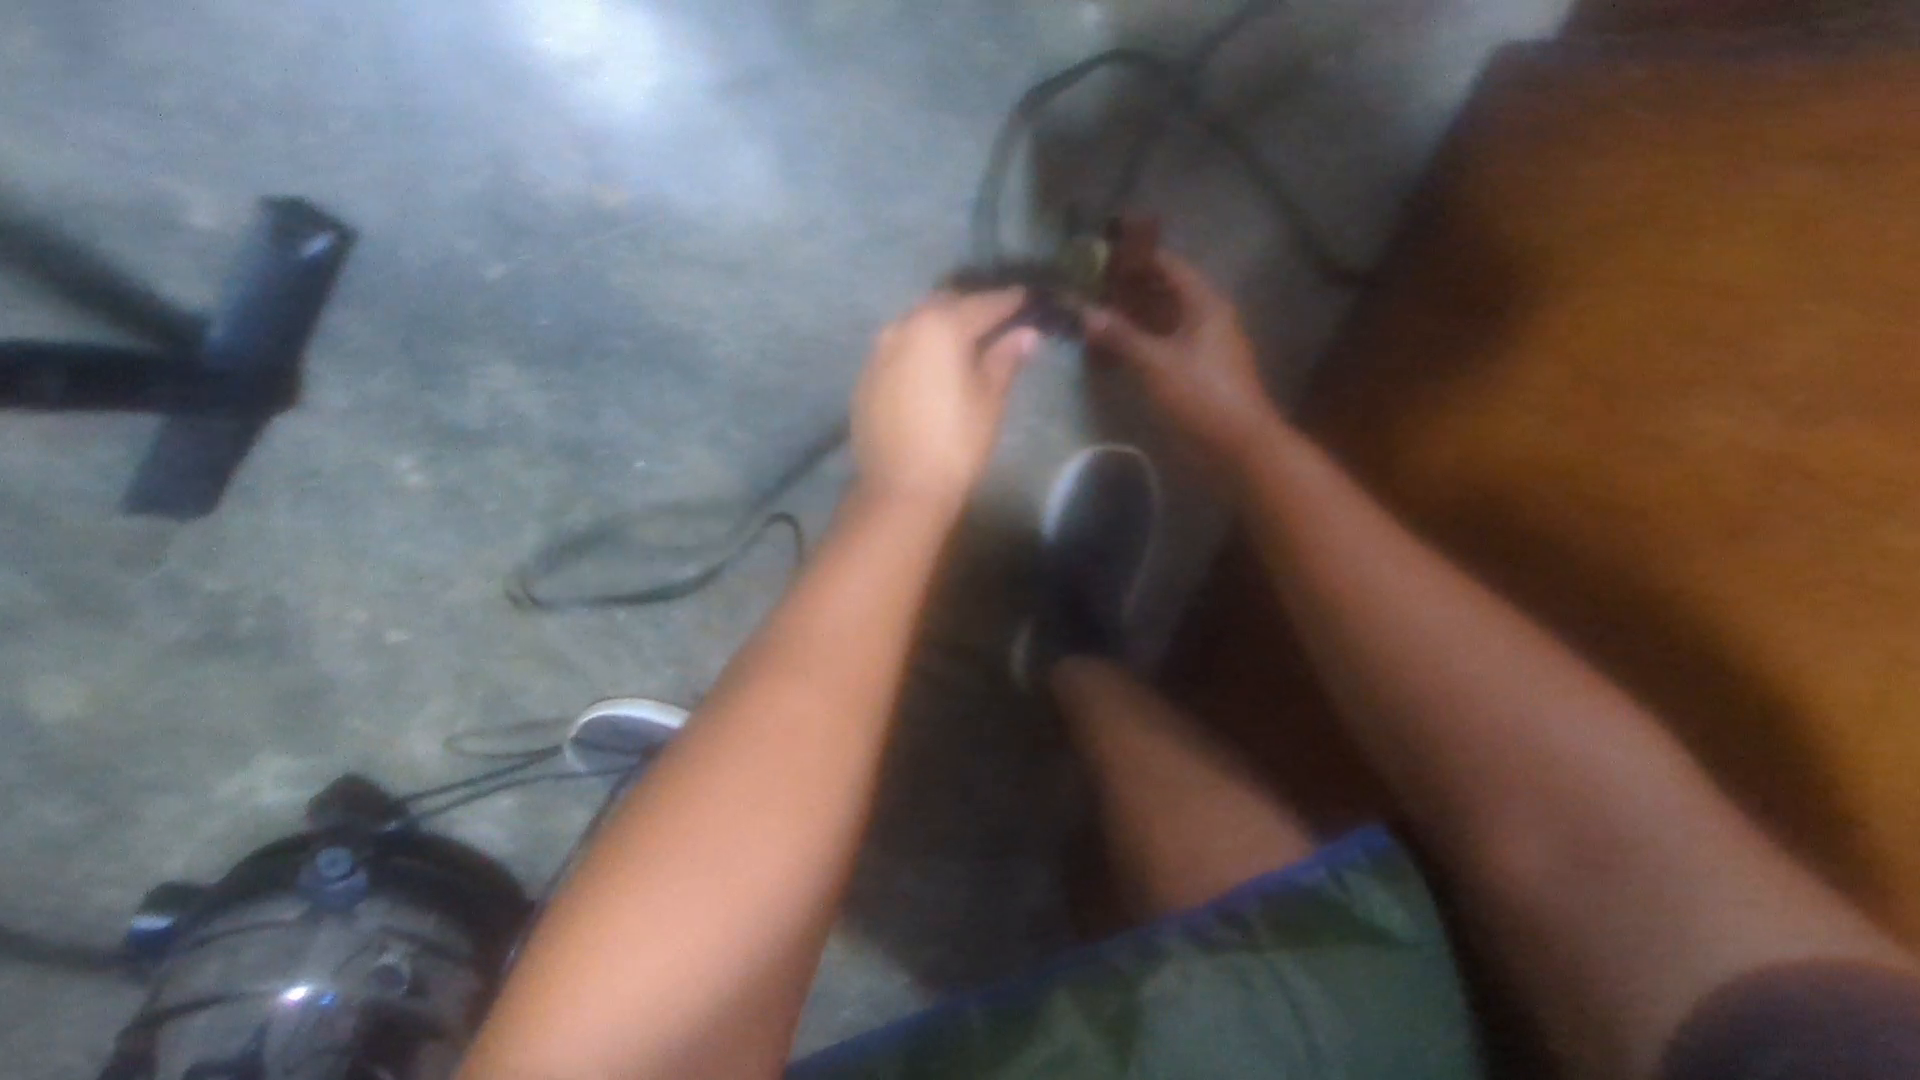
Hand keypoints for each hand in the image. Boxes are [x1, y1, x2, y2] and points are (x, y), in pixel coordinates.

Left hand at [851, 289, 1039, 511]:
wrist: (901, 488)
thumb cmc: (956, 443)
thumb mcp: (990, 400)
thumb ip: (1005, 359)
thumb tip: (1026, 334)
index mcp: (940, 327)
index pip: (982, 305)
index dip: (1008, 301)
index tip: (1025, 298)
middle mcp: (904, 328)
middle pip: (944, 306)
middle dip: (970, 308)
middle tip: (995, 320)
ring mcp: (879, 352)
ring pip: (916, 324)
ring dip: (940, 326)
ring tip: (963, 342)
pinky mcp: (866, 377)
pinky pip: (897, 349)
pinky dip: (918, 349)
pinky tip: (931, 367)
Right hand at [1084, 253, 1279, 468]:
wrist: (1239, 447)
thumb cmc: (1201, 396)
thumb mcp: (1155, 363)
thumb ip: (1120, 335)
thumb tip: (1085, 311)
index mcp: (1205, 305)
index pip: (1169, 266)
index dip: (1137, 258)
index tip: (1103, 256)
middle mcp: (1209, 318)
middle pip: (1167, 292)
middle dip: (1131, 289)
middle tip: (1092, 287)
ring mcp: (1206, 347)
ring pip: (1166, 321)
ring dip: (1135, 318)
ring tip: (1098, 316)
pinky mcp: (1200, 373)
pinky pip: (1167, 346)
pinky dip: (1143, 343)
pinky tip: (1117, 351)